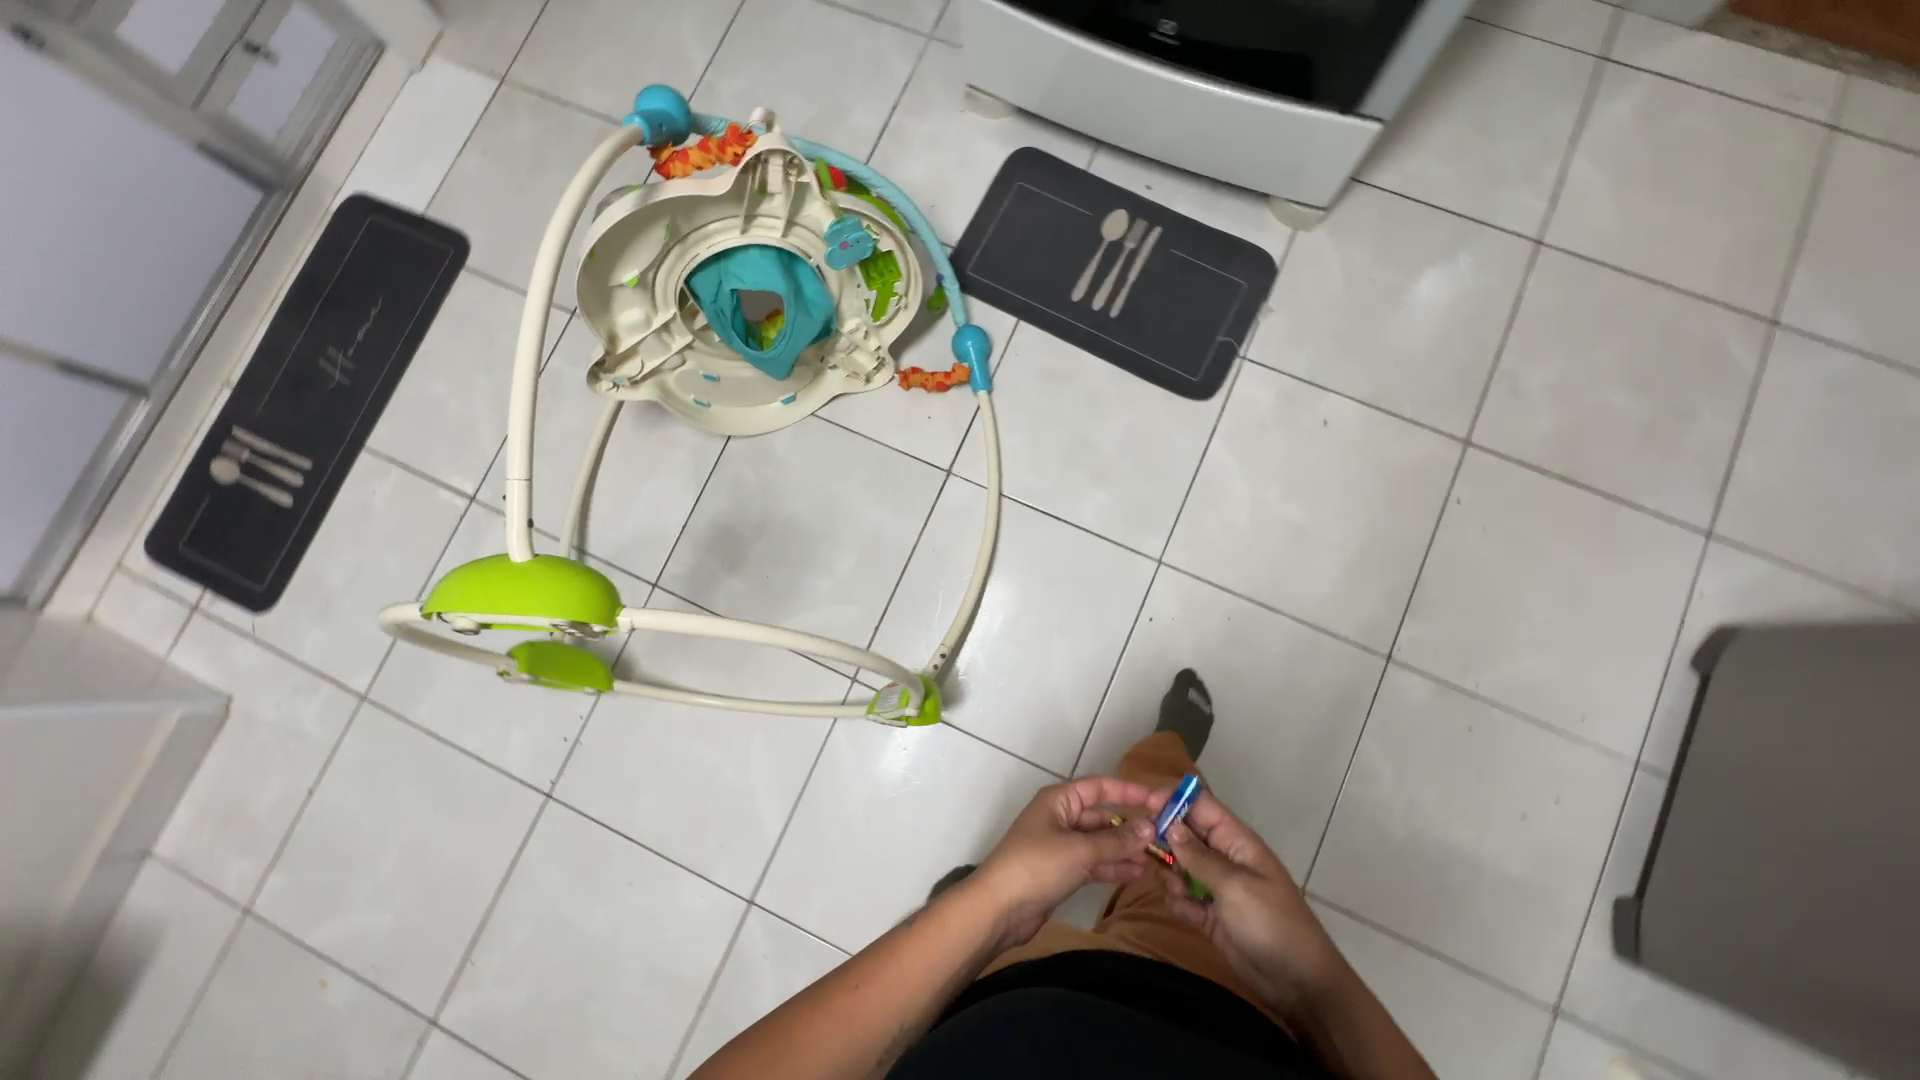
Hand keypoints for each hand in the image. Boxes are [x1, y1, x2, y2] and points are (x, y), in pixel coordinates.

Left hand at [967, 775, 1156, 950]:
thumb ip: (1117, 840)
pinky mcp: (1061, 871)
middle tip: (1165, 837)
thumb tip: (1150, 827)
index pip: (1099, 787)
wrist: (1000, 908)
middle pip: (1101, 816)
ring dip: (1125, 849)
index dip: (1129, 792)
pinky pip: (1093, 863)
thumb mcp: (1080, 850)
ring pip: (1099, 842)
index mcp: (1059, 801)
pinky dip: (1112, 867)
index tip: (1159, 800)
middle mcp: (1060, 818)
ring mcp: (1060, 846)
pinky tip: (1137, 874)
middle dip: (1130, 826)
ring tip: (1157, 859)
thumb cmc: (1037, 866)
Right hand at [1148, 789, 1347, 1018]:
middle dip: (1165, 839)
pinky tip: (1186, 912)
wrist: (1297, 982)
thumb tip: (1170, 826)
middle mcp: (1224, 858)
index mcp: (1236, 841)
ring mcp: (1217, 887)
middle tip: (1146, 852)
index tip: (1143, 806)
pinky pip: (1182, 897)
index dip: (1174, 800)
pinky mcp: (1210, 915)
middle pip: (1185, 834)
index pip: (1201, 806)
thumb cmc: (1271, 923)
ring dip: (1170, 874)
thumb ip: (1199, 857)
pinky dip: (1178, 902)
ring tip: (1174, 890)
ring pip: (1179, 866)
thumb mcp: (1235, 886)